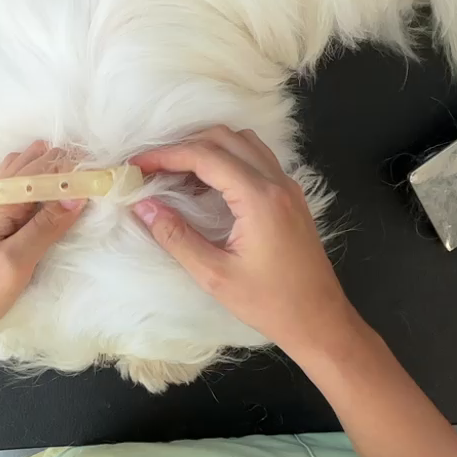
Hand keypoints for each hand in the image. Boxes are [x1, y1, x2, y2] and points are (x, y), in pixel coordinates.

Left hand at [0, 142, 86, 356]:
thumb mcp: (16, 261)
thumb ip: (45, 226)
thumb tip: (77, 194)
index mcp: (0, 204)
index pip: (40, 170)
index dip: (70, 169)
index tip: (100, 174)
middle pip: (29, 166)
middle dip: (60, 162)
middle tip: (93, 168)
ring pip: (21, 178)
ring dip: (45, 169)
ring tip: (71, 168)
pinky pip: (18, 196)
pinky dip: (35, 186)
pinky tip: (44, 193)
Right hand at [131, 127, 359, 357]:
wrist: (319, 319)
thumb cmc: (269, 303)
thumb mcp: (214, 275)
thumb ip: (176, 237)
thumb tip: (143, 206)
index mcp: (259, 198)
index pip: (204, 155)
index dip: (165, 155)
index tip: (137, 165)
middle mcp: (276, 182)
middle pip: (223, 138)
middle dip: (183, 146)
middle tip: (152, 168)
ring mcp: (287, 186)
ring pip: (242, 142)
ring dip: (206, 148)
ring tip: (176, 173)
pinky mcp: (290, 196)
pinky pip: (255, 158)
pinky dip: (226, 158)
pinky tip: (205, 185)